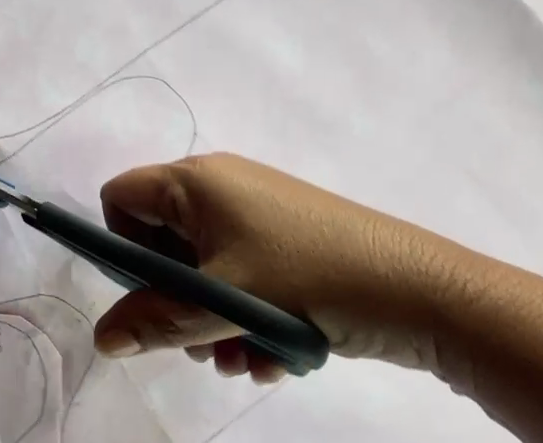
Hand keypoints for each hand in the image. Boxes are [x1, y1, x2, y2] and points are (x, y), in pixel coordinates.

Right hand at [92, 153, 462, 382]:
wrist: (442, 297)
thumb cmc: (317, 279)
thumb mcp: (228, 303)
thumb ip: (159, 320)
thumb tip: (101, 340)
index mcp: (193, 180)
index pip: (121, 199)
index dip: (125, 248)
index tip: (156, 295)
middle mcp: (218, 184)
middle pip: (163, 238)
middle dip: (176, 298)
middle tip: (199, 345)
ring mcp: (257, 210)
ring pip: (205, 263)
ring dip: (213, 316)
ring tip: (242, 361)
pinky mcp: (291, 237)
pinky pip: (242, 269)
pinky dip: (247, 311)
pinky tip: (273, 355)